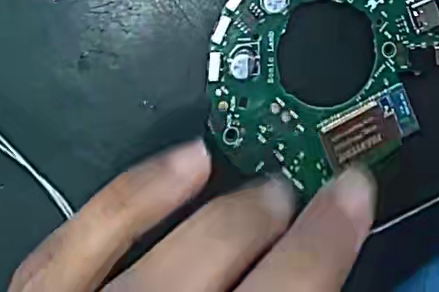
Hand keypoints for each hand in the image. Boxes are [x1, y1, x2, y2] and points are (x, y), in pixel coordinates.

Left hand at [10, 141, 374, 291]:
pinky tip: (185, 160)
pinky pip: (84, 237)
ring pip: (172, 254)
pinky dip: (139, 190)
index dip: (327, 245)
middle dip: (283, 229)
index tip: (354, 192)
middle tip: (304, 204)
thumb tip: (322, 291)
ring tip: (270, 190)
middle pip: (231, 268)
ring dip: (233, 213)